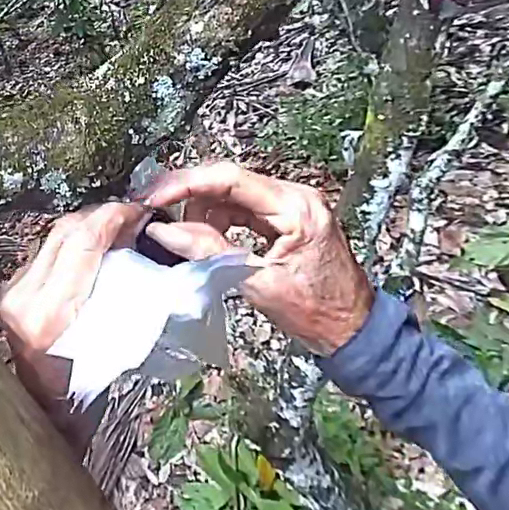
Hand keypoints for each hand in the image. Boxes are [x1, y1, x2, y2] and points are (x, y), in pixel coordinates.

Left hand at [0, 202, 150, 419]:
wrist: (44, 415)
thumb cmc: (84, 393)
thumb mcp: (114, 348)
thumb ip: (125, 296)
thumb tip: (140, 246)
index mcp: (48, 314)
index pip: (81, 242)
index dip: (112, 218)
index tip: (137, 211)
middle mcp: (24, 298)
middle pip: (65, 231)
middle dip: (102, 214)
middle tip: (132, 214)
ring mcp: (13, 292)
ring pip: (54, 236)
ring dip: (89, 224)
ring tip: (118, 225)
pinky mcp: (13, 291)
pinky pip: (47, 250)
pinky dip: (76, 240)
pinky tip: (97, 243)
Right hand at [140, 162, 371, 353]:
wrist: (353, 330)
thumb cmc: (317, 312)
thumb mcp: (256, 282)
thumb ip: (209, 250)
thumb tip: (165, 231)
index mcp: (295, 208)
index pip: (230, 178)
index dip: (186, 184)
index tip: (156, 197)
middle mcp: (295, 196)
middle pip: (228, 180)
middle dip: (189, 194)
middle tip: (156, 209)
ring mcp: (291, 204)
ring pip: (231, 192)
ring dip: (202, 209)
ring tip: (181, 234)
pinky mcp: (285, 216)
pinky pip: (242, 207)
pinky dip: (219, 219)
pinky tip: (204, 237)